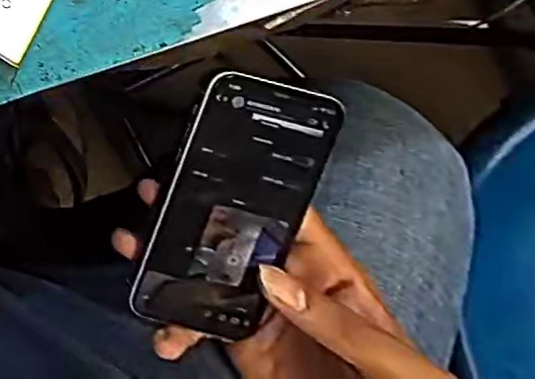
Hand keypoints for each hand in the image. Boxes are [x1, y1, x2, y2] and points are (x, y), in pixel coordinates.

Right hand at [111, 181, 452, 378]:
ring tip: (136, 251)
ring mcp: (263, 315)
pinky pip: (201, 324)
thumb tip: (275, 279)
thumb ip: (342, 322)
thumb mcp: (399, 364)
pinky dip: (176, 325)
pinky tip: (165, 330)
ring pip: (206, 275)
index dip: (251, 190)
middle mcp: (291, 287)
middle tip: (156, 199)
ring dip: (166, 263)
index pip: (288, 217)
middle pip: (233, 239)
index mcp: (331, 275)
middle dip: (189, 217)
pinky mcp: (244, 347)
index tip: (209, 175)